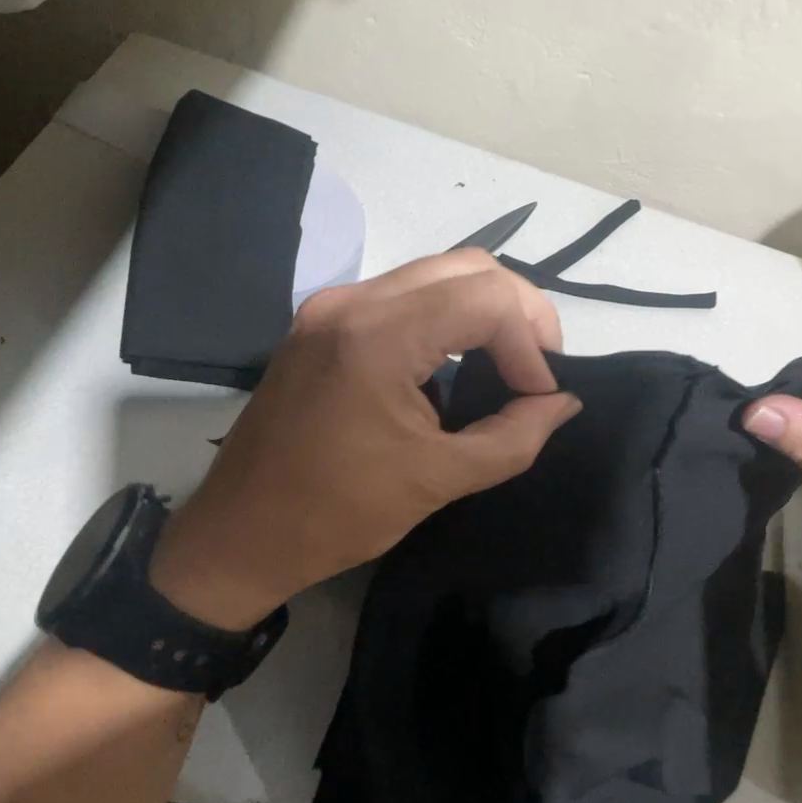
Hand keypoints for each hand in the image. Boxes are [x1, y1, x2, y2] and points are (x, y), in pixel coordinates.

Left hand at [149, 251, 581, 629]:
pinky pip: (405, 295)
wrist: (239, 535)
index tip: (540, 398)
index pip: (486, 298)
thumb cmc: (336, 515)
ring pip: (437, 273)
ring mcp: (332, 306)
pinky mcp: (323, 322)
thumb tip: (562, 403)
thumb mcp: (438, 480)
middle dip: (519, 313)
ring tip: (511, 364)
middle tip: (539, 369)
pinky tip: (461, 361)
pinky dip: (448, 317)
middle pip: (468, 268)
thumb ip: (514, 437)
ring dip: (486, 310)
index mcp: (376, 337)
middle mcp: (352, 301)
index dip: (530, 344)